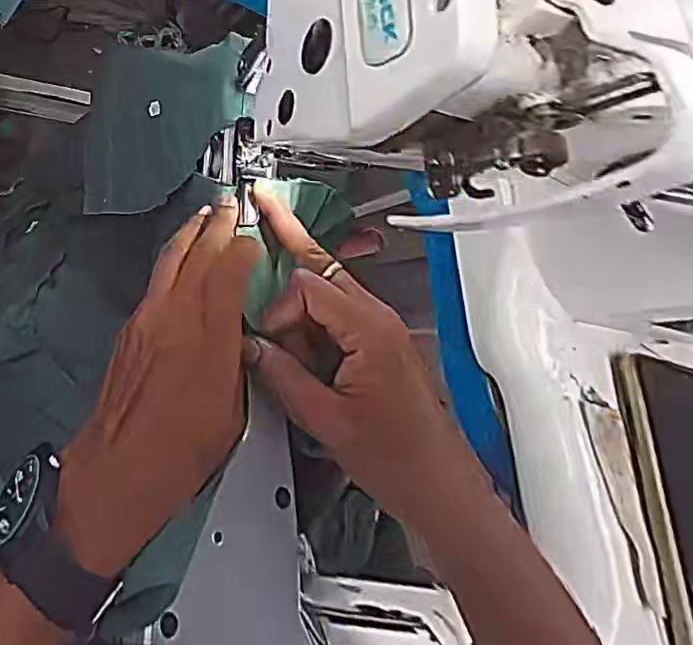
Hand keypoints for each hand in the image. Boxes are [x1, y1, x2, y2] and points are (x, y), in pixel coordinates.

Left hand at [56, 199, 260, 576]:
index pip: (229, 271)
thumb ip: (240, 359)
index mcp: (209, 336)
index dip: (244, 249)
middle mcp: (175, 316)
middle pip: (198, 254)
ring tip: (202, 216)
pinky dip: (172, 257)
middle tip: (228, 206)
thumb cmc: (182, 450)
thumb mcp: (235, 409)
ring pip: (171, 258)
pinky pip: (156, 278)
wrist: (118, 467)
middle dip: (216, 226)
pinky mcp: (131, 326)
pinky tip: (180, 257)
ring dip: (189, 232)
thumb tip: (242, 332)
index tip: (254, 241)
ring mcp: (148, 317)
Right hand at [243, 184, 491, 535]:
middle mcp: (377, 318)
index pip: (309, 284)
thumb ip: (282, 376)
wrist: (441, 487)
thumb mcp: (326, 421)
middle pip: (321, 269)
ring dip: (297, 309)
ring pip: (327, 291)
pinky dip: (311, 325)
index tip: (266, 340)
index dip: (278, 309)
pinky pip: (336, 316)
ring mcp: (380, 328)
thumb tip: (252, 347)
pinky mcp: (377, 343)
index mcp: (369, 330)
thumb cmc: (400, 460)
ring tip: (283, 347)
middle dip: (287, 247)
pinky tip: (299, 351)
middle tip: (263, 205)